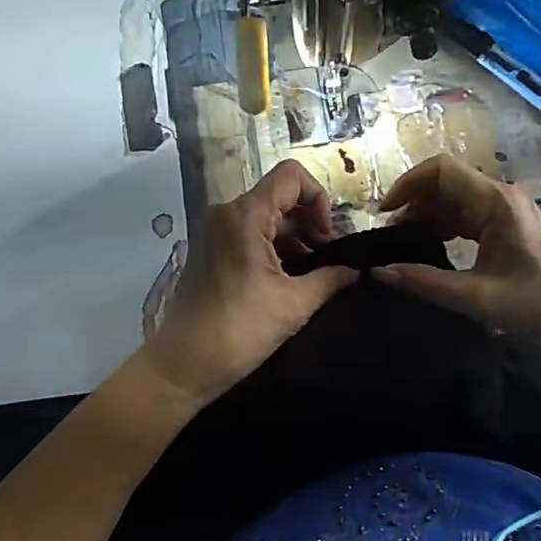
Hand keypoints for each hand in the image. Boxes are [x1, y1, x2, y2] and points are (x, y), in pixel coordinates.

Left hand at [140, 160, 358, 406]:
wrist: (184, 364)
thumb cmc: (238, 331)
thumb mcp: (293, 304)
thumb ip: (330, 279)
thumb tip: (356, 269)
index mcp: (244, 216)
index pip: (291, 176)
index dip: (319, 199)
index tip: (328, 237)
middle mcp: (226, 214)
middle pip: (280, 197)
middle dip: (311, 223)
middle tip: (331, 260)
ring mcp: (216, 232)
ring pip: (267, 218)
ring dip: (296, 239)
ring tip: (317, 273)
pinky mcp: (212, 251)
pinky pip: (251, 235)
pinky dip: (276, 249)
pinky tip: (293, 279)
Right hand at [372, 155, 540, 345]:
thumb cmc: (535, 305)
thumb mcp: (474, 298)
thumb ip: (423, 282)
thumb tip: (380, 272)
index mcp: (497, 204)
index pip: (442, 170)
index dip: (407, 184)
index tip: (384, 212)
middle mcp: (503, 196)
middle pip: (446, 182)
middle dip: (414, 204)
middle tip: (391, 237)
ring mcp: (508, 208)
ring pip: (455, 198)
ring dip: (427, 216)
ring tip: (405, 244)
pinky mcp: (509, 223)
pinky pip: (468, 213)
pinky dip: (444, 225)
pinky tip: (431, 247)